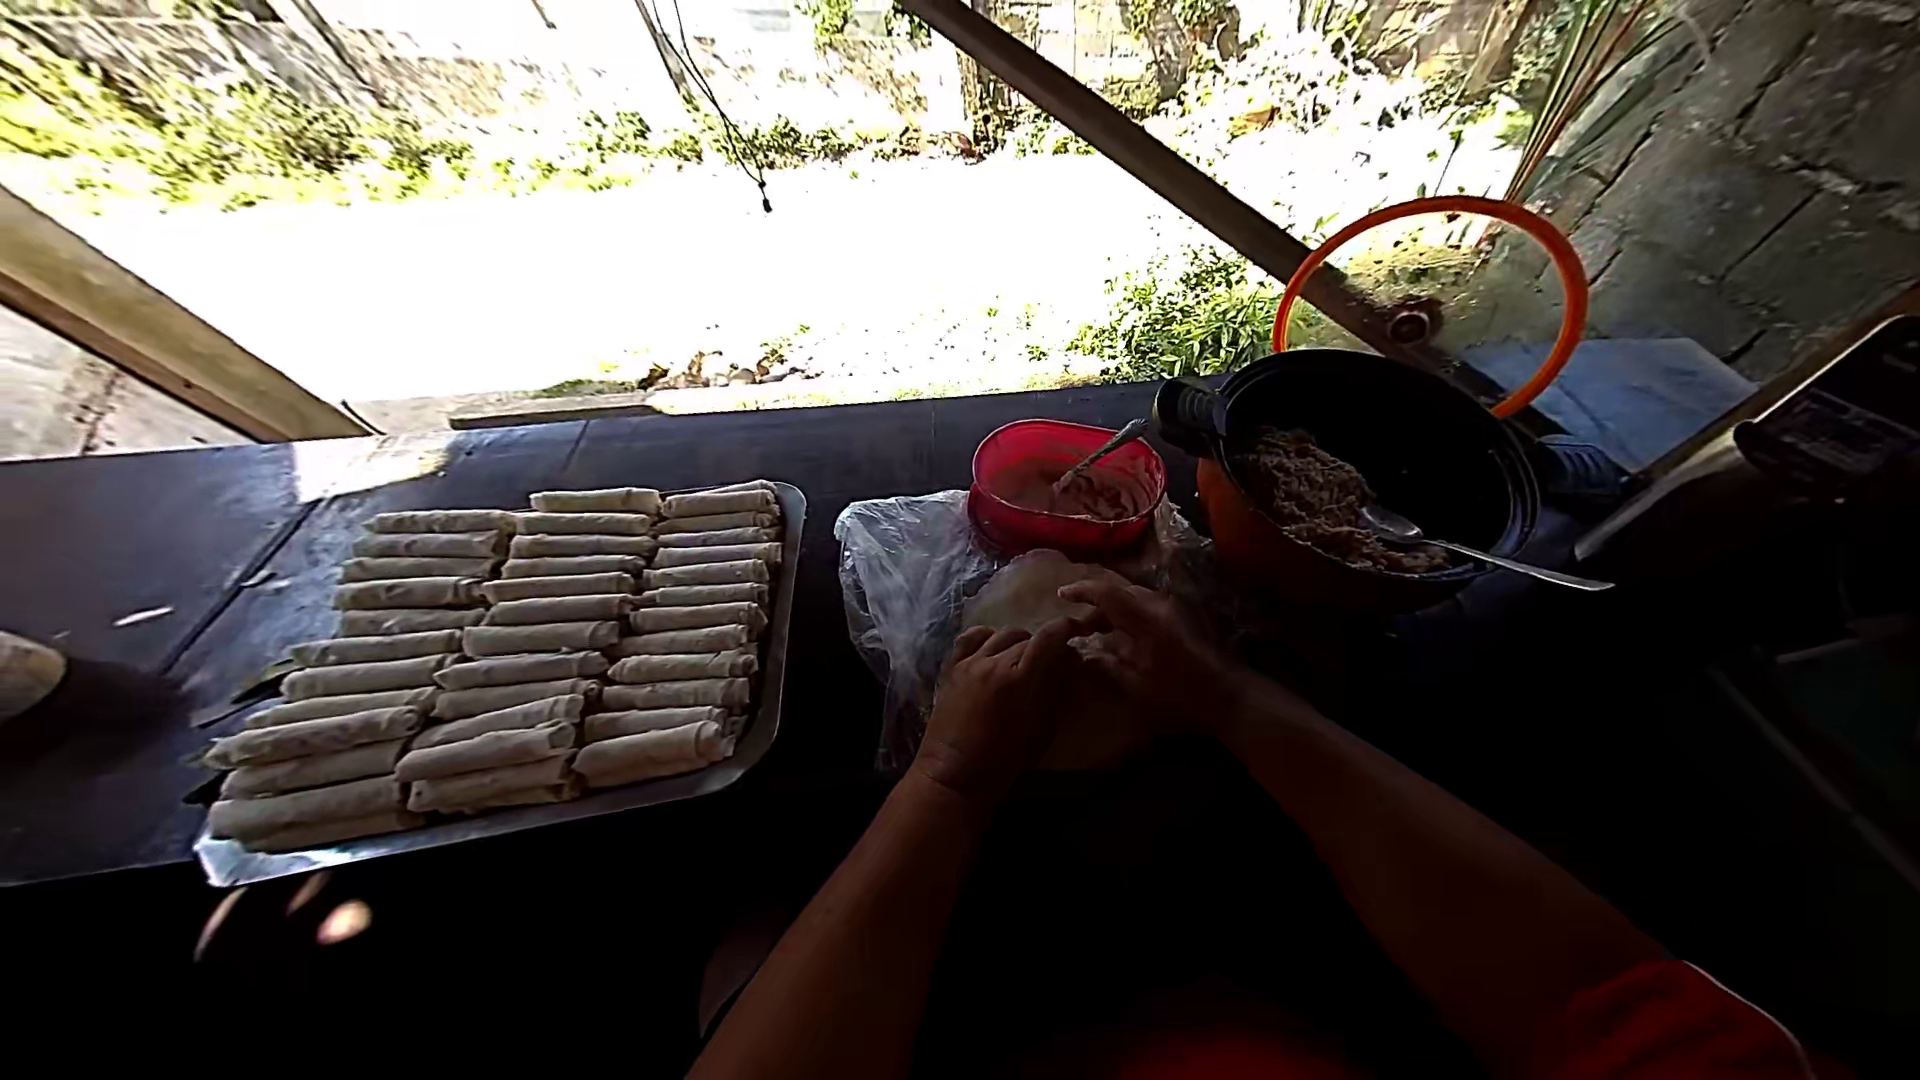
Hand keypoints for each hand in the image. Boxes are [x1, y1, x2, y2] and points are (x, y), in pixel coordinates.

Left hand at [914, 619, 1079, 803]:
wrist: (954, 773)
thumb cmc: (1003, 760)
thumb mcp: (1041, 728)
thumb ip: (1055, 690)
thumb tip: (1068, 665)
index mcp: (1020, 677)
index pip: (1049, 637)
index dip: (1067, 627)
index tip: (1080, 628)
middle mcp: (994, 661)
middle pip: (1028, 637)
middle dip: (1045, 644)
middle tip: (1053, 659)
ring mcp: (970, 661)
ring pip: (1002, 634)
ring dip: (1019, 642)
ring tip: (1023, 658)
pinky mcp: (952, 667)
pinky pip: (971, 637)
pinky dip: (987, 637)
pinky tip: (994, 647)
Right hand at [1056, 577, 1297, 733]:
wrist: (1231, 697)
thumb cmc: (1182, 695)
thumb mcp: (1138, 683)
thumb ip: (1110, 660)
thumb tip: (1089, 648)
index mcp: (1145, 620)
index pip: (1106, 592)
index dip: (1081, 590)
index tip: (1062, 594)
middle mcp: (1159, 605)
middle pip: (1119, 592)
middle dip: (1094, 603)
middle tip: (1077, 624)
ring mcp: (1173, 608)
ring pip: (1133, 597)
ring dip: (1111, 609)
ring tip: (1095, 630)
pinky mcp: (1182, 615)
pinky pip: (1146, 605)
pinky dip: (1127, 613)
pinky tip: (1121, 635)